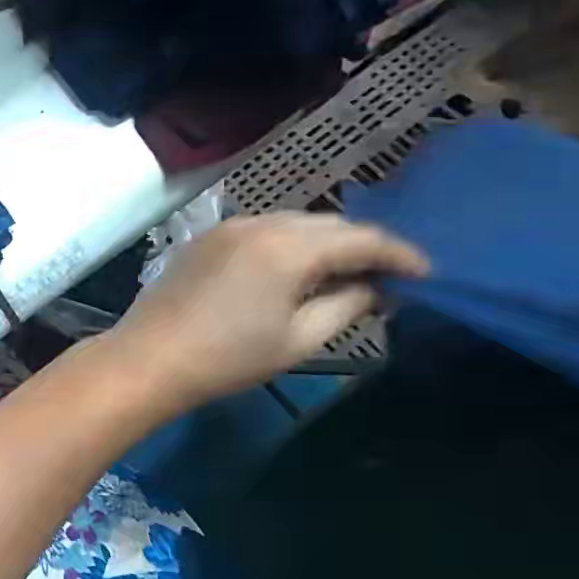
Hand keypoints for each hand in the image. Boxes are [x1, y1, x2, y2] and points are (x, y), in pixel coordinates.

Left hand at [101, 212, 428, 409]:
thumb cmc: (228, 357)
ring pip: (293, 222)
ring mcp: (227, 227)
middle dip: (362, 244)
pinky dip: (290, 242)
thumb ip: (347, 305)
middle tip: (389, 275)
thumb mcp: (299, 339)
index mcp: (287, 247)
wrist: (150, 356)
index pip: (360, 238)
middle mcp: (258, 224)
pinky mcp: (206, 237)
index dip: (399, 254)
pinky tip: (298, 268)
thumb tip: (376, 287)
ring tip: (348, 272)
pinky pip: (262, 229)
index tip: (427, 275)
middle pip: (327, 223)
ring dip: (325, 241)